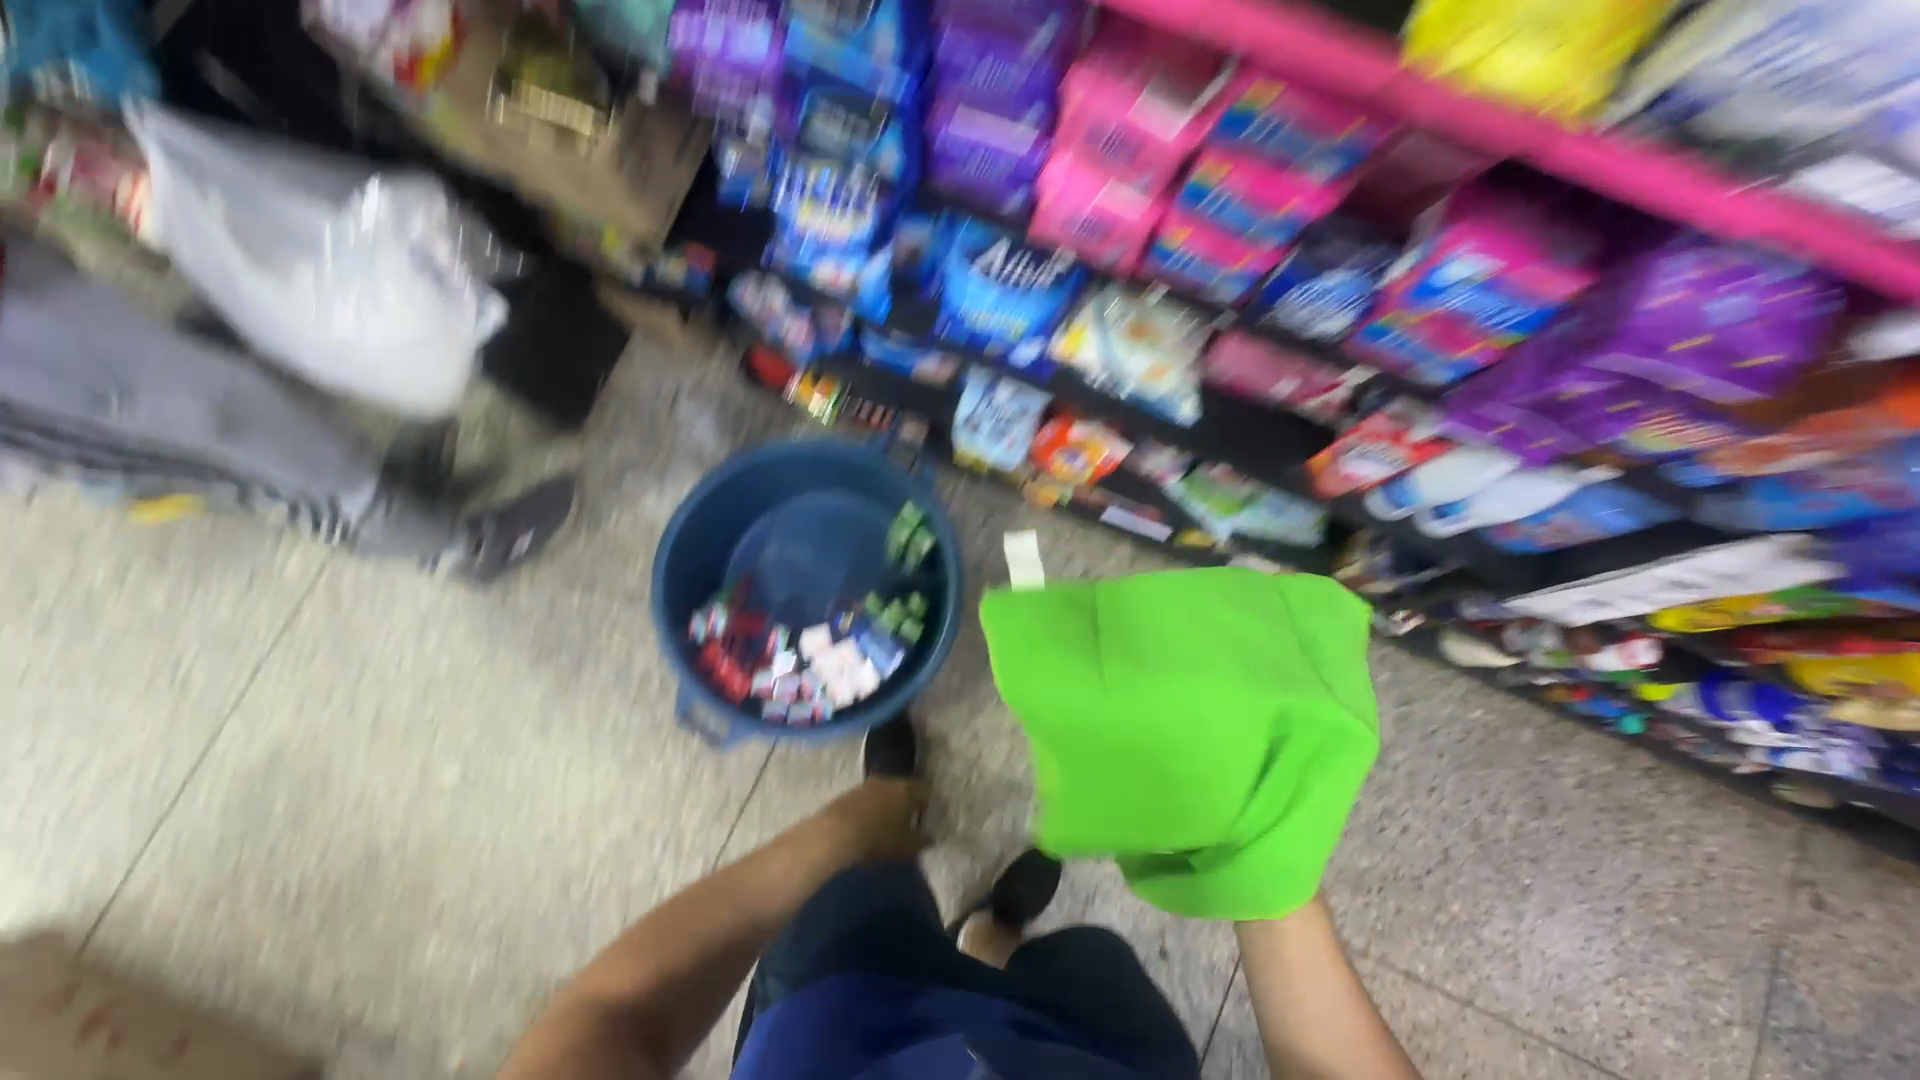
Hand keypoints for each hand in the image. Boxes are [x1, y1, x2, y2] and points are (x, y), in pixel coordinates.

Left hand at [819, 778, 930, 862]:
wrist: (836, 834)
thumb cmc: (880, 838)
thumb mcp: (907, 846)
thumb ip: (922, 841)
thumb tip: (930, 838)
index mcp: (905, 789)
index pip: (924, 788)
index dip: (927, 802)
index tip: (924, 818)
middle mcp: (886, 781)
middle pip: (901, 789)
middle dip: (904, 804)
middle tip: (905, 823)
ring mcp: (864, 786)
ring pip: (881, 793)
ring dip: (884, 806)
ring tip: (882, 827)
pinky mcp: (846, 794)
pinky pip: (864, 801)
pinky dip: (867, 811)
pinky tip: (864, 827)